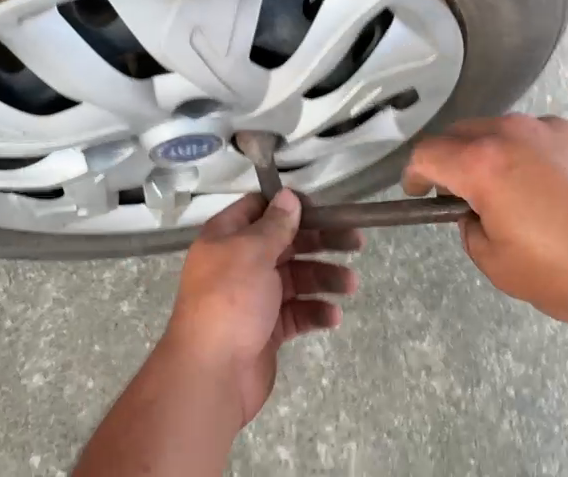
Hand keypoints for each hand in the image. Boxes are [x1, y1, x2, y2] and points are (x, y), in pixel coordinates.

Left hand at [159, 190, 361, 424]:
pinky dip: (315, 312)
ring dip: (323, 277)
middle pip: (284, 244)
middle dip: (319, 242)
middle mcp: (238, 263)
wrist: (212, 372)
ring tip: (350, 284)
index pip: (259, 209)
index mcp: (226, 237)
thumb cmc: (230, 300)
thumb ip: (275, 225)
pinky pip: (296, 313)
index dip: (290, 207)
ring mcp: (253, 298)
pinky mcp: (266, 329)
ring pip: (295, 279)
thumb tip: (287, 196)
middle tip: (355, 242)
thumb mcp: (252, 252)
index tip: (322, 209)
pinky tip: (333, 316)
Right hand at [402, 114, 567, 339]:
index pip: (426, 153)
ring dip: (495, 157)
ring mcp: (554, 128)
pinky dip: (536, 158)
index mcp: (483, 163)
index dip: (413, 174)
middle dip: (452, 162)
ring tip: (521, 200)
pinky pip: (544, 138)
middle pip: (461, 134)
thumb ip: (471, 232)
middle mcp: (513, 133)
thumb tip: (478, 213)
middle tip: (466, 200)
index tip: (417, 193)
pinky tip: (564, 196)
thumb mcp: (502, 269)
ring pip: (504, 132)